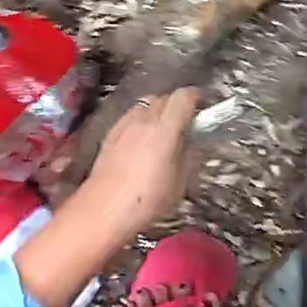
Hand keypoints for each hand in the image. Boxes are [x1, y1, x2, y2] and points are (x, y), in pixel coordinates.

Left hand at [17, 89, 197, 306]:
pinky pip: (130, 118)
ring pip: (146, 105)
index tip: (202, 106)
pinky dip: (140, 122)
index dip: (196, 97)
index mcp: (165, 128)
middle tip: (184, 124)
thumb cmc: (147, 199)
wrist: (104, 208)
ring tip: (161, 132)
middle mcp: (144, 119)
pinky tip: (141, 142)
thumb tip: (191, 146)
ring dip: (157, 112)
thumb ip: (189, 157)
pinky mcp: (110, 134)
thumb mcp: (180, 182)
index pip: (183, 97)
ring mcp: (124, 124)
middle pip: (164, 98)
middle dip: (177, 105)